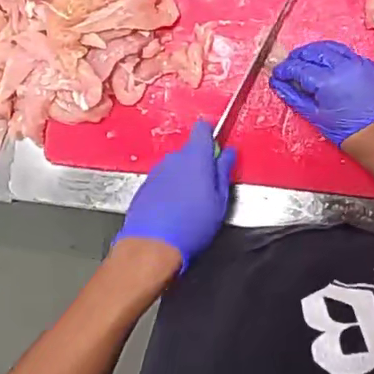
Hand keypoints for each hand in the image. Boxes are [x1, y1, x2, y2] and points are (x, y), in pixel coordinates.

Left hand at [114, 120, 236, 270]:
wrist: (153, 245)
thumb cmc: (190, 225)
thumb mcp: (219, 200)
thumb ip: (224, 171)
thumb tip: (229, 154)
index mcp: (195, 157)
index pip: (202, 129)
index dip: (211, 135)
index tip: (217, 150)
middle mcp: (173, 159)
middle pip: (189, 151)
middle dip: (199, 164)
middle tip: (209, 187)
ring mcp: (156, 172)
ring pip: (175, 167)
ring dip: (183, 179)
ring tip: (191, 205)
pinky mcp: (144, 186)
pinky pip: (162, 181)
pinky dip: (169, 190)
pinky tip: (175, 211)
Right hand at [270, 40, 373, 146]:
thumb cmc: (345, 131)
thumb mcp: (314, 115)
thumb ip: (294, 96)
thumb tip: (278, 83)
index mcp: (327, 81)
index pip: (299, 67)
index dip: (285, 69)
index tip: (277, 74)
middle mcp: (343, 66)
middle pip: (314, 52)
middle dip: (298, 56)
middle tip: (289, 65)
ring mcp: (358, 62)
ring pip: (330, 47)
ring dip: (315, 51)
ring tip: (306, 60)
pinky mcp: (368, 64)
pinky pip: (345, 52)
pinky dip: (332, 54)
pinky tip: (327, 63)